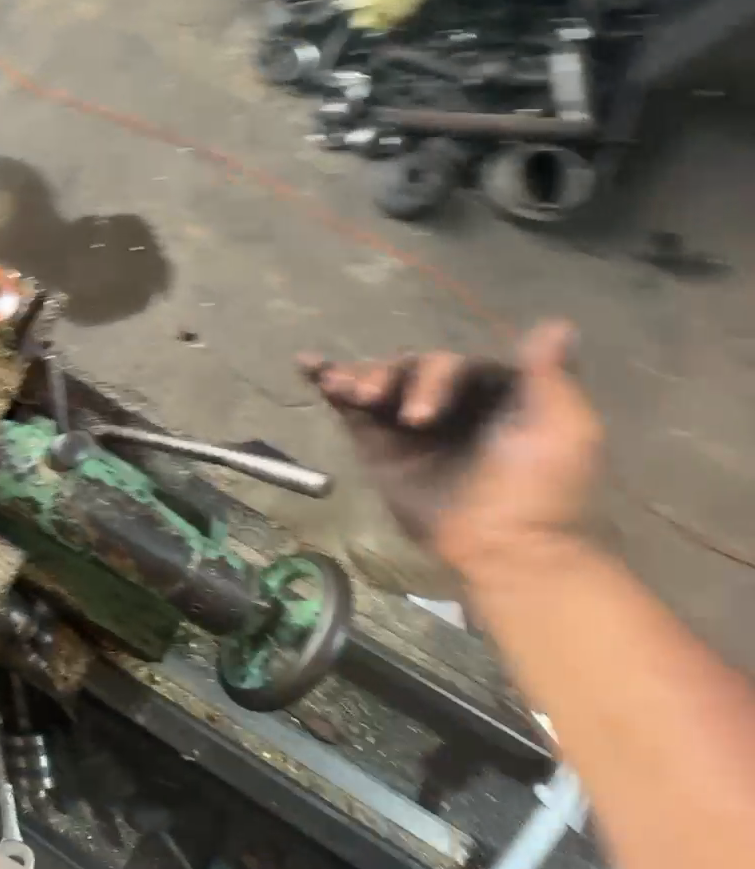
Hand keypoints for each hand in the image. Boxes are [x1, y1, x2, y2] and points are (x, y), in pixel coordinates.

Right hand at [298, 321, 602, 576]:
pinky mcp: (375, 441)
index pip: (453, 363)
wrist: (501, 544)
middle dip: (388, 377)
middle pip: (408, 367)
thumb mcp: (562, 429)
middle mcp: (447, 400)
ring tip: (341, 387)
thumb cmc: (537, 488)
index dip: (433, 378)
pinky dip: (327, 380)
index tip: (420, 414)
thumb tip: (555, 324)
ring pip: (376, 380)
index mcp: (493, 392)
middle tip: (374, 400)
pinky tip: (307, 363)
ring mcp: (405, 421)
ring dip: (356, 376)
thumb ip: (550, 377)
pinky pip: (348, 404)